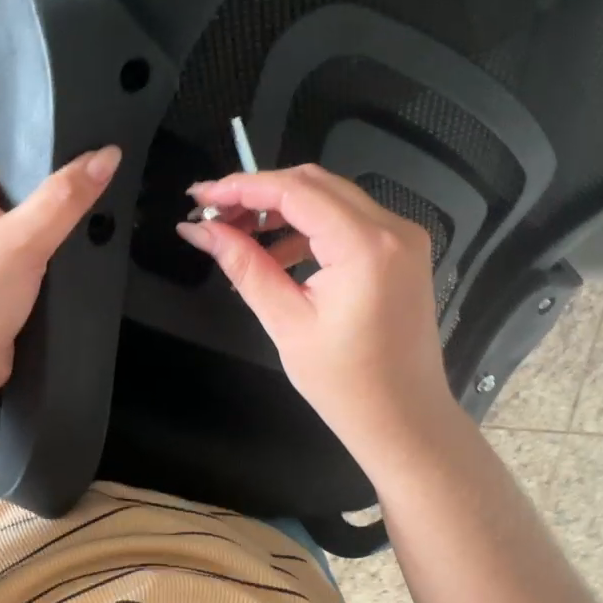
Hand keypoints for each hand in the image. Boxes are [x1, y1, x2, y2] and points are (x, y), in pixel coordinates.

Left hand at [0, 146, 121, 391]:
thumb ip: (66, 198)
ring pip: (37, 238)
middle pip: (30, 202)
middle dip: (66, 205)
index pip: (17, 166)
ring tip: (108, 231)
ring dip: (64, 241)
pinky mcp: (0, 292)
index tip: (101, 164)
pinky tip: (86, 269)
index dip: (55, 164)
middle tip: (113, 200)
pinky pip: (37, 270)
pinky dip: (58, 271)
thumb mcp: (26, 237)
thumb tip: (109, 153)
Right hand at [176, 165, 455, 449]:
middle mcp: (392, 229)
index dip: (240, 186)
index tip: (198, 195)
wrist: (405, 420)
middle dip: (256, 191)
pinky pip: (345, 219)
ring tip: (234, 232)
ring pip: (328, 196)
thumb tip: (197, 229)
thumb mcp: (284, 321)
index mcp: (365, 246)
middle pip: (312, 183)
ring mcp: (402, 237)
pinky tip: (273, 251)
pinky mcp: (400, 251)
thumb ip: (241, 264)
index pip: (294, 191)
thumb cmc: (345, 382)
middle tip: (210, 211)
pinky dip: (305, 225)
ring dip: (279, 207)